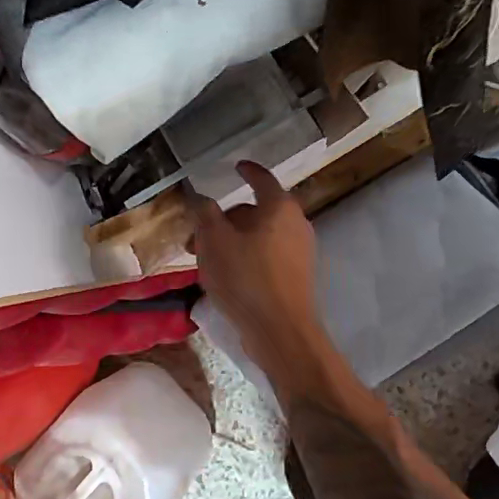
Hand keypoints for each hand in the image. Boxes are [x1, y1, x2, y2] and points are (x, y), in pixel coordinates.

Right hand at [191, 161, 327, 371]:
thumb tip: (199, 196)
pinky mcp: (297, 277)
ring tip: (206, 259)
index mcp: (279, 207)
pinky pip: (267, 256)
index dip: (247, 171)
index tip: (236, 167)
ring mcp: (300, 252)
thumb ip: (204, 213)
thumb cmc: (246, 278)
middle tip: (197, 235)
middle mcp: (296, 224)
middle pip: (257, 211)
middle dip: (226, 219)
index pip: (262, 179)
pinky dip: (246, 257)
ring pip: (260, 236)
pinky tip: (226, 276)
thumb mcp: (213, 241)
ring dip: (233, 241)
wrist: (280, 331)